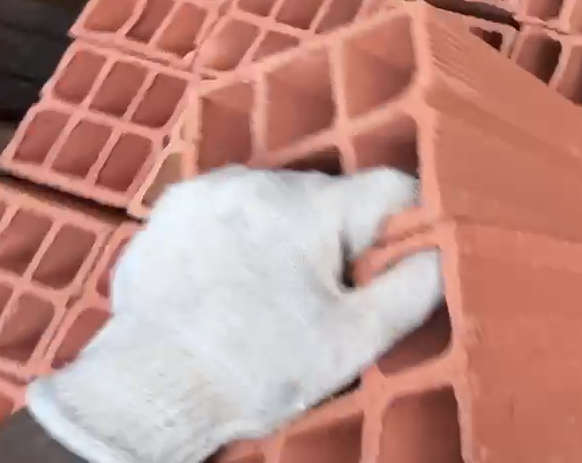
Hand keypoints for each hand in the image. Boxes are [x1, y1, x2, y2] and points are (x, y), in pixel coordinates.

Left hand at [26, 167, 442, 462]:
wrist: (137, 401)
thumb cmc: (253, 370)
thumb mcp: (352, 342)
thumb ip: (413, 286)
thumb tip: (444, 245)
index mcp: (313, 205)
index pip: (391, 189)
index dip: (395, 229)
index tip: (376, 271)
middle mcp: (265, 179)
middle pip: (335, 195)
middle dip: (336, 236)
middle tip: (316, 294)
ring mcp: (214, 187)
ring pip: (285, 197)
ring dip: (290, 229)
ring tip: (267, 286)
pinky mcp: (176, 203)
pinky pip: (236, 202)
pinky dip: (242, 229)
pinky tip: (227, 272)